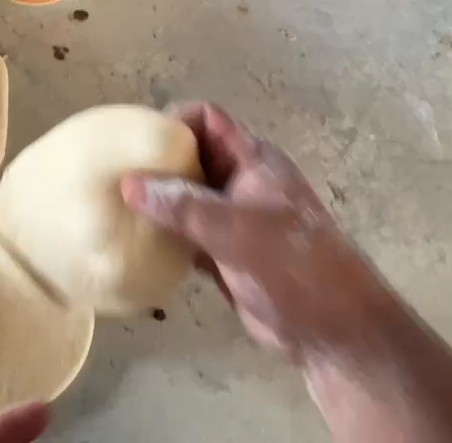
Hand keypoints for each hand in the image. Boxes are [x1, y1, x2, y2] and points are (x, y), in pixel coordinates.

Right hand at [121, 101, 379, 362]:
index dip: (175, 121)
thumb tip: (129, 182)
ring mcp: (233, 217)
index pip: (208, 118)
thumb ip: (184, 206)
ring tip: (117, 206)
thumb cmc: (294, 268)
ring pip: (185, 194)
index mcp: (253, 160)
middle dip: (156, 160)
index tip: (140, 144)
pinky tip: (138, 241)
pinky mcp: (225, 250)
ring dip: (156, 199)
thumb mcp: (237, 231)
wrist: (334, 334)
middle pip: (191, 153)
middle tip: (117, 174)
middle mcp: (241, 181)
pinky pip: (185, 230)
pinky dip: (164, 232)